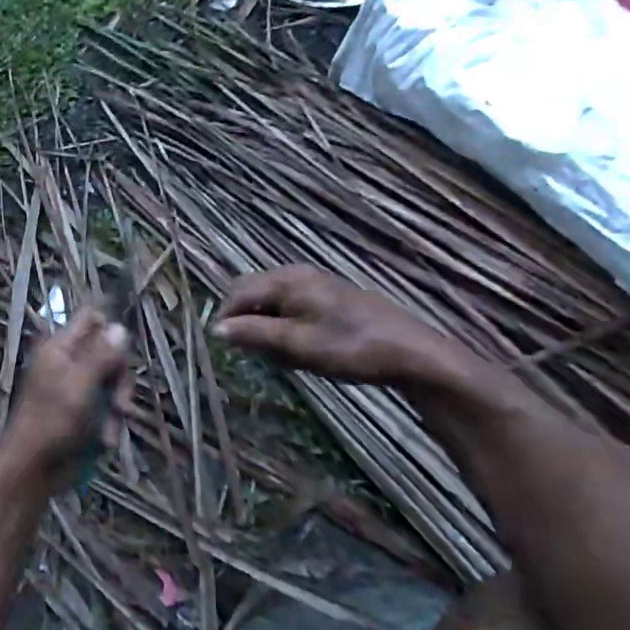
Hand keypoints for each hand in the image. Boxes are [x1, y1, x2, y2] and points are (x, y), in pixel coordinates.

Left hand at [2, 312, 130, 488]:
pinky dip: (109, 423)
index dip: (111, 328)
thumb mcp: (80, 384)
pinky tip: (104, 441)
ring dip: (116, 408)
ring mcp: (77, 388)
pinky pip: (107, 407)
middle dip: (119, 379)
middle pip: (109, 352)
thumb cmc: (51, 422)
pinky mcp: (83, 412)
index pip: (90, 318)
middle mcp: (69, 362)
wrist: (33, 469)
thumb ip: (101, 354)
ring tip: (108, 431)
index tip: (122, 351)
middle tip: (119, 402)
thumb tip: (120, 326)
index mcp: (60, 348)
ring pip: (112, 383)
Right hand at [212, 266, 481, 389]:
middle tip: (256, 353)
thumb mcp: (297, 345)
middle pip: (253, 292)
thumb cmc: (350, 348)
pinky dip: (285, 325)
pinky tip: (302, 348)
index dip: (226, 319)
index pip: (238, 292)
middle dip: (246, 321)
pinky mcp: (331, 297)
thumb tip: (217, 329)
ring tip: (282, 355)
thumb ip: (254, 334)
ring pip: (272, 301)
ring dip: (266, 326)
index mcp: (287, 280)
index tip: (227, 349)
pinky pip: (292, 306)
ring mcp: (316, 284)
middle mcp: (297, 274)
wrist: (413, 353)